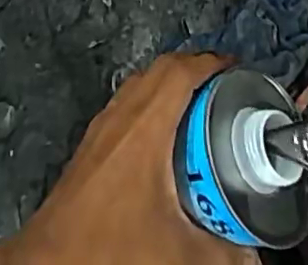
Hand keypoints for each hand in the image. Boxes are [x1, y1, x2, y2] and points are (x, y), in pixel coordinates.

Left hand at [0, 53, 256, 264]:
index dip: (209, 63)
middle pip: (158, 71)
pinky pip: (126, 106)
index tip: (234, 67)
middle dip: (192, 69)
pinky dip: (150, 107)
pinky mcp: (92, 144)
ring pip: (139, 86)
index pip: (178, 73)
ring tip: (199, 109)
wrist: (56, 257)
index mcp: (144, 128)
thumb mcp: (183, 254)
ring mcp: (102, 127)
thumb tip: (251, 253)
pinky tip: (164, 139)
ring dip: (169, 87)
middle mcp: (119, 116)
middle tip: (223, 85)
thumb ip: (226, 252)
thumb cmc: (113, 246)